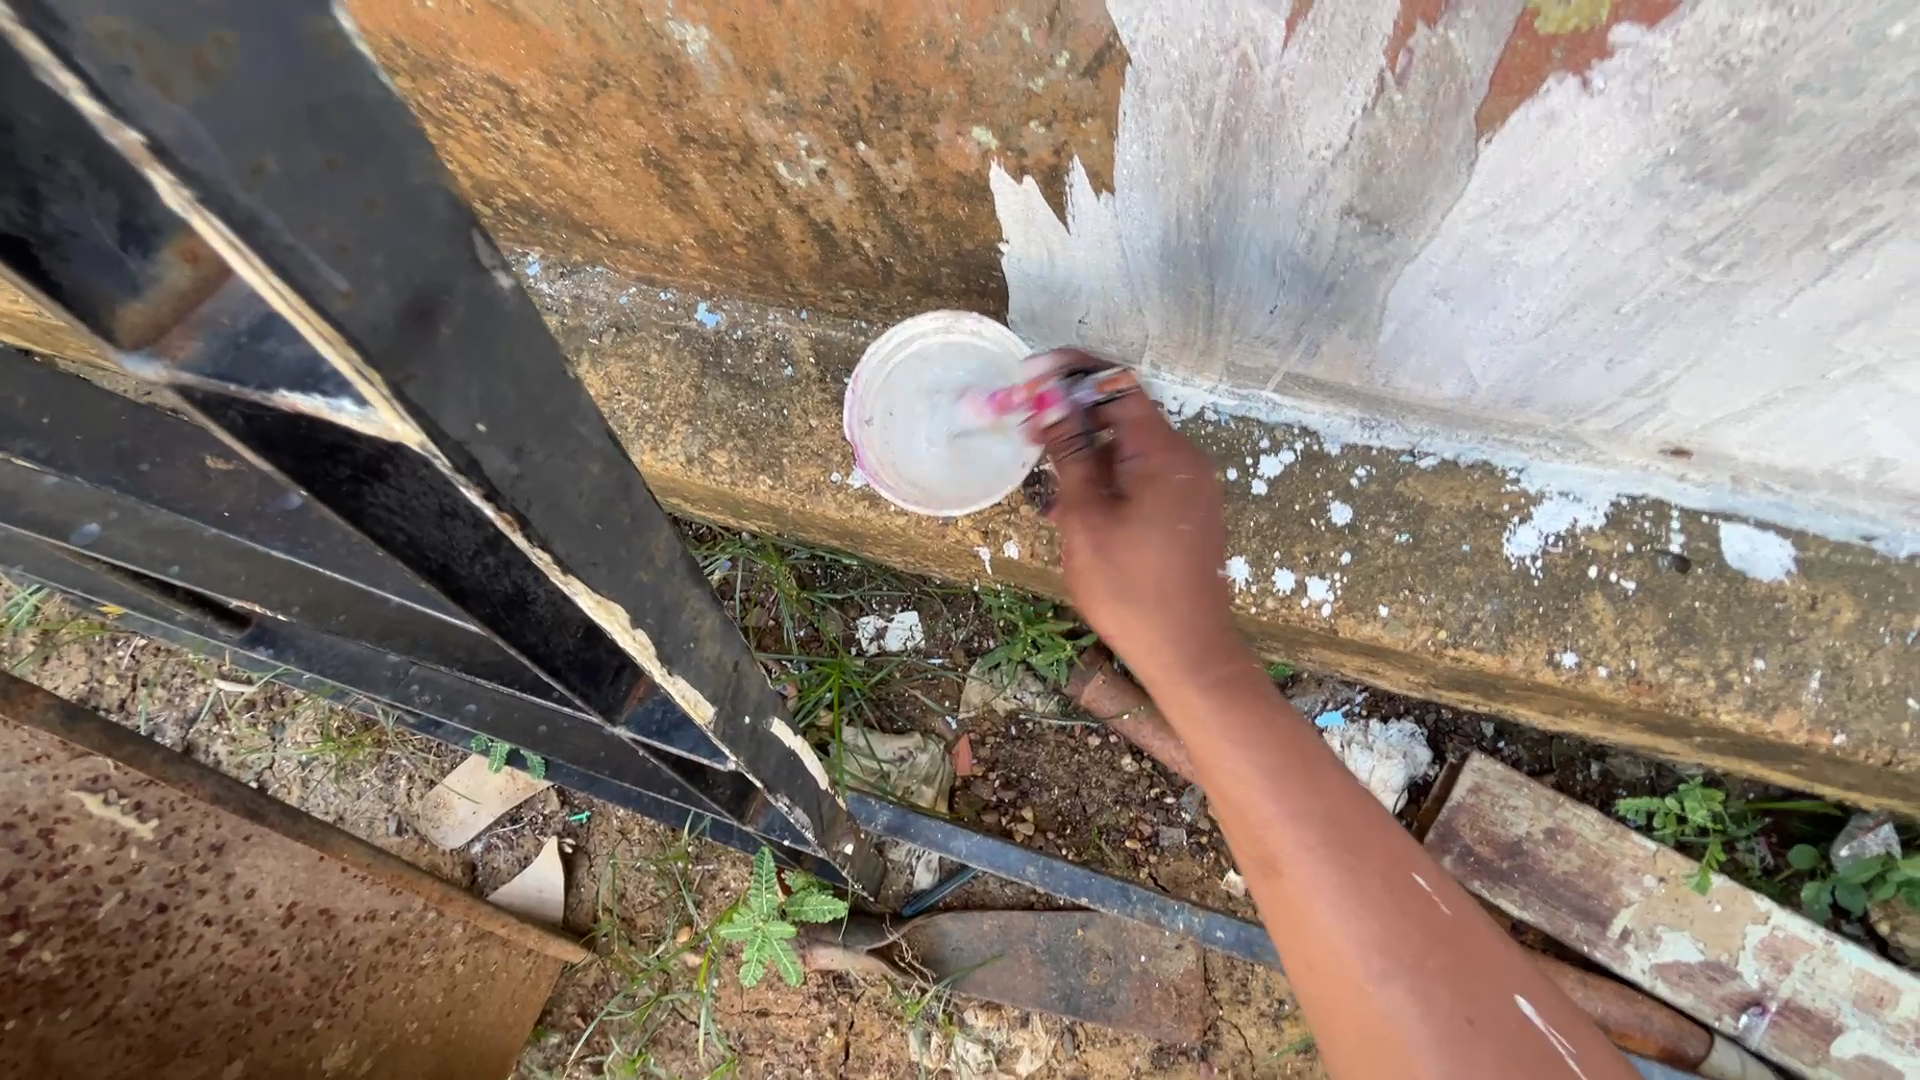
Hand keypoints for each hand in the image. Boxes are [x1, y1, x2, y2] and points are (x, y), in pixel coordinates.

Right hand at [1028, 351, 1242, 688]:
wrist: (1186, 651)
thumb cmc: (1128, 588)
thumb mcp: (1086, 516)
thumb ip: (1069, 452)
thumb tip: (1049, 400)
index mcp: (1162, 451)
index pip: (1115, 385)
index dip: (1070, 374)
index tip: (1028, 379)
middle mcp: (1184, 458)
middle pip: (1123, 415)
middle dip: (1072, 417)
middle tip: (1025, 434)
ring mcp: (1189, 486)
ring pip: (1129, 450)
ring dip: (1086, 455)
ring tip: (1045, 486)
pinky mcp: (1186, 512)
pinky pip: (1142, 478)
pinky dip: (1107, 481)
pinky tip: (1073, 510)